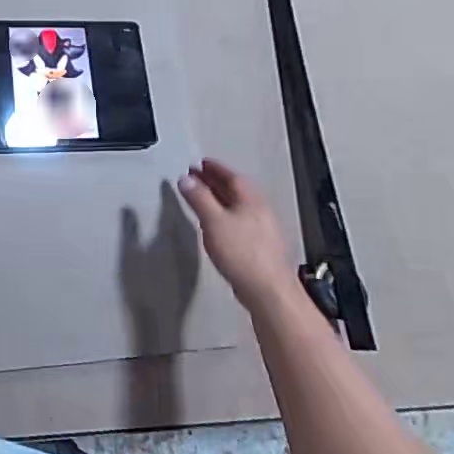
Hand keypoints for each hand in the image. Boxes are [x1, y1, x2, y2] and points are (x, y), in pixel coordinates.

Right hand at [179, 159, 298, 311]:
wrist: (268, 291)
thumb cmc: (243, 255)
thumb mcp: (213, 221)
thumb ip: (198, 198)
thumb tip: (186, 180)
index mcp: (251, 201)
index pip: (232, 176)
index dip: (215, 168)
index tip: (201, 162)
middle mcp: (259, 212)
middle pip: (235, 189)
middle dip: (215, 180)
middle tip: (197, 175)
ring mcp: (261, 230)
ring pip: (237, 205)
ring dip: (218, 197)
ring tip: (201, 195)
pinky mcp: (258, 247)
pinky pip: (238, 220)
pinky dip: (223, 213)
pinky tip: (214, 221)